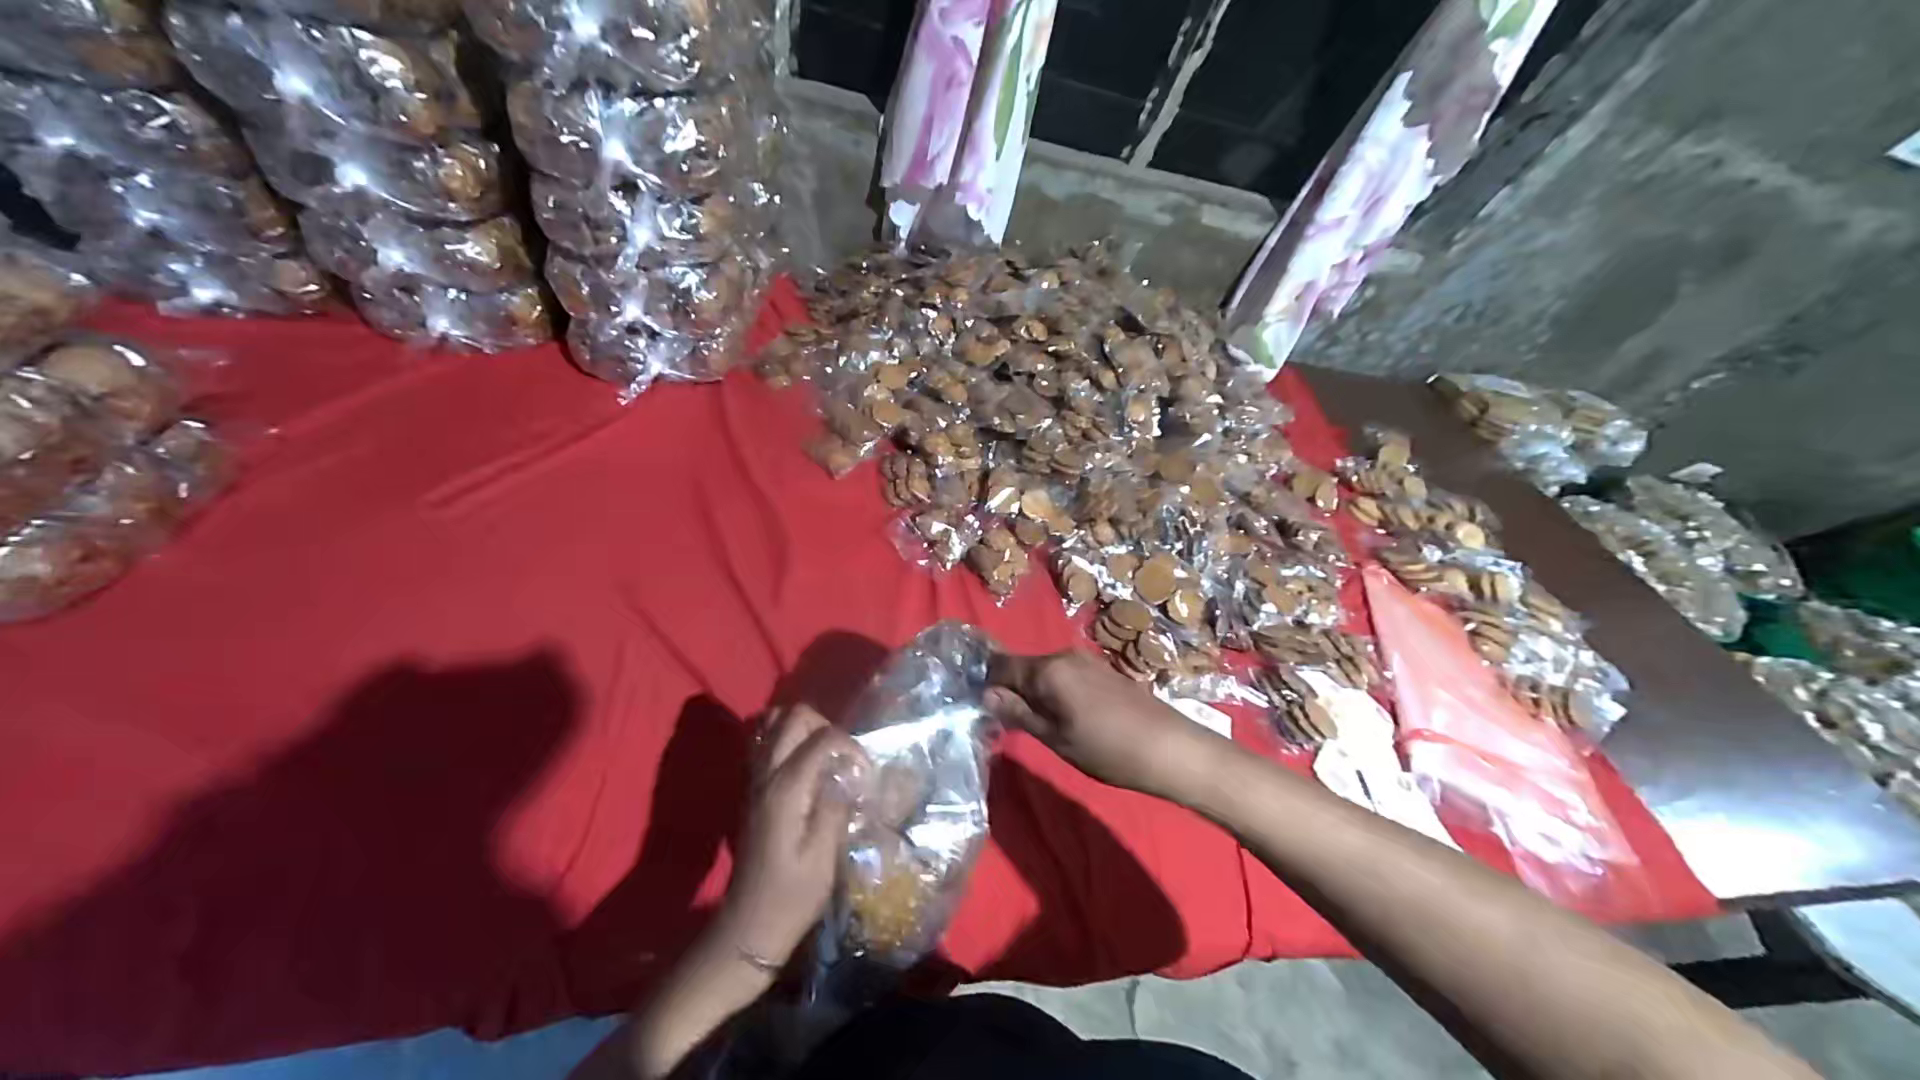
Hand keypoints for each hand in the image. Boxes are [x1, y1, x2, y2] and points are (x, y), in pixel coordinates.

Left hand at [714, 704, 860, 969]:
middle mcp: (765, 775)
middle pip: (792, 716)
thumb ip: (836, 804)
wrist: (749, 926)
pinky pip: (764, 743)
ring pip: (773, 724)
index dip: (849, 746)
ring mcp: (753, 780)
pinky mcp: (751, 789)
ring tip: (826, 757)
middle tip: (844, 757)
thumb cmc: (792, 895)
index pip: (821, 737)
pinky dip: (786, 740)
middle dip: (825, 725)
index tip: (864, 772)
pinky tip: (806, 766)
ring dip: (803, 729)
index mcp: (785, 789)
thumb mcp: (824, 855)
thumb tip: (849, 773)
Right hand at [986, 648, 1228, 799]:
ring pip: (1044, 671)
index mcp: (1048, 669)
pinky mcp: (1102, 670)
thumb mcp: (1056, 738)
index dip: (987, 685)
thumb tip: (987, 694)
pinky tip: (1064, 716)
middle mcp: (1064, 655)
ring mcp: (1086, 660)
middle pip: (1023, 667)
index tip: (981, 709)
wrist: (1171, 748)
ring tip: (1036, 725)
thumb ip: (1019, 713)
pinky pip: (1064, 674)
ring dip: (1034, 692)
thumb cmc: (1108, 749)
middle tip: (1007, 724)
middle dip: (1011, 690)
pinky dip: (1055, 691)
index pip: (1001, 665)